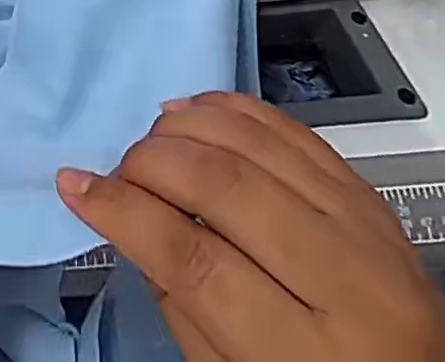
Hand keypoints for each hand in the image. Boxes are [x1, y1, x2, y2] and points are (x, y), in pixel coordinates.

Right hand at [56, 91, 444, 361]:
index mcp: (313, 357)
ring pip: (257, 143)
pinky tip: (192, 109)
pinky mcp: (370, 194)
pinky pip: (290, 128)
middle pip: (226, 187)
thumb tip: (128, 213)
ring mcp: (368, 227)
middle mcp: (352, 282)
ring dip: (187, 125)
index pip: (196, 261)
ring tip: (151, 138)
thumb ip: (179, 300)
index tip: (74, 184)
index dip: (124, 213)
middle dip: (151, 164)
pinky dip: (232, 107)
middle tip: (118, 170)